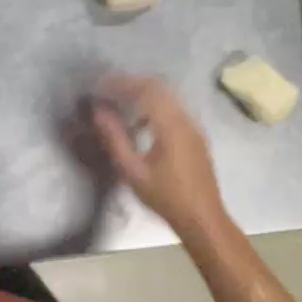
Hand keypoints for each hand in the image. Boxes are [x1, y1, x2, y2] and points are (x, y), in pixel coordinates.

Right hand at [92, 73, 228, 235]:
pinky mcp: (196, 136)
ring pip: (169, 97)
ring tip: (122, 103)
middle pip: (159, 87)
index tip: (101, 85)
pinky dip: (156, 106)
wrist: (203, 218)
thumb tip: (99, 112)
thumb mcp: (133, 171)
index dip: (121, 83)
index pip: (146, 90)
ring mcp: (194, 127)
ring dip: (145, 94)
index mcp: (171, 125)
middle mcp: (186, 119)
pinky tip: (142, 123)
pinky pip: (175, 109)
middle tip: (109, 89)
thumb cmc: (166, 197)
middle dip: (133, 83)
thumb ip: (115, 139)